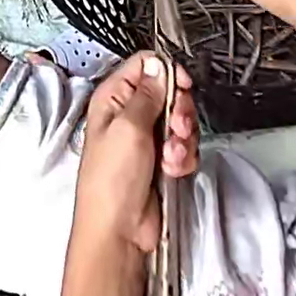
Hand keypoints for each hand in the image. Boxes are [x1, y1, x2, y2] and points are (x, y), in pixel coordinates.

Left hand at [72, 52, 198, 254]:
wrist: (119, 230)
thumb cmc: (112, 179)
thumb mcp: (129, 127)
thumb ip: (147, 94)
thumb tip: (158, 65)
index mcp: (112, 98)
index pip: (144, 65)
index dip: (166, 71)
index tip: (181, 86)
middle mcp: (128, 114)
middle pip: (167, 92)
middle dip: (179, 110)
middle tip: (176, 128)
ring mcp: (144, 137)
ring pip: (178, 120)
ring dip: (182, 138)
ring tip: (171, 157)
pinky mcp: (160, 159)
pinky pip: (182, 146)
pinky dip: (183, 157)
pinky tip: (172, 169)